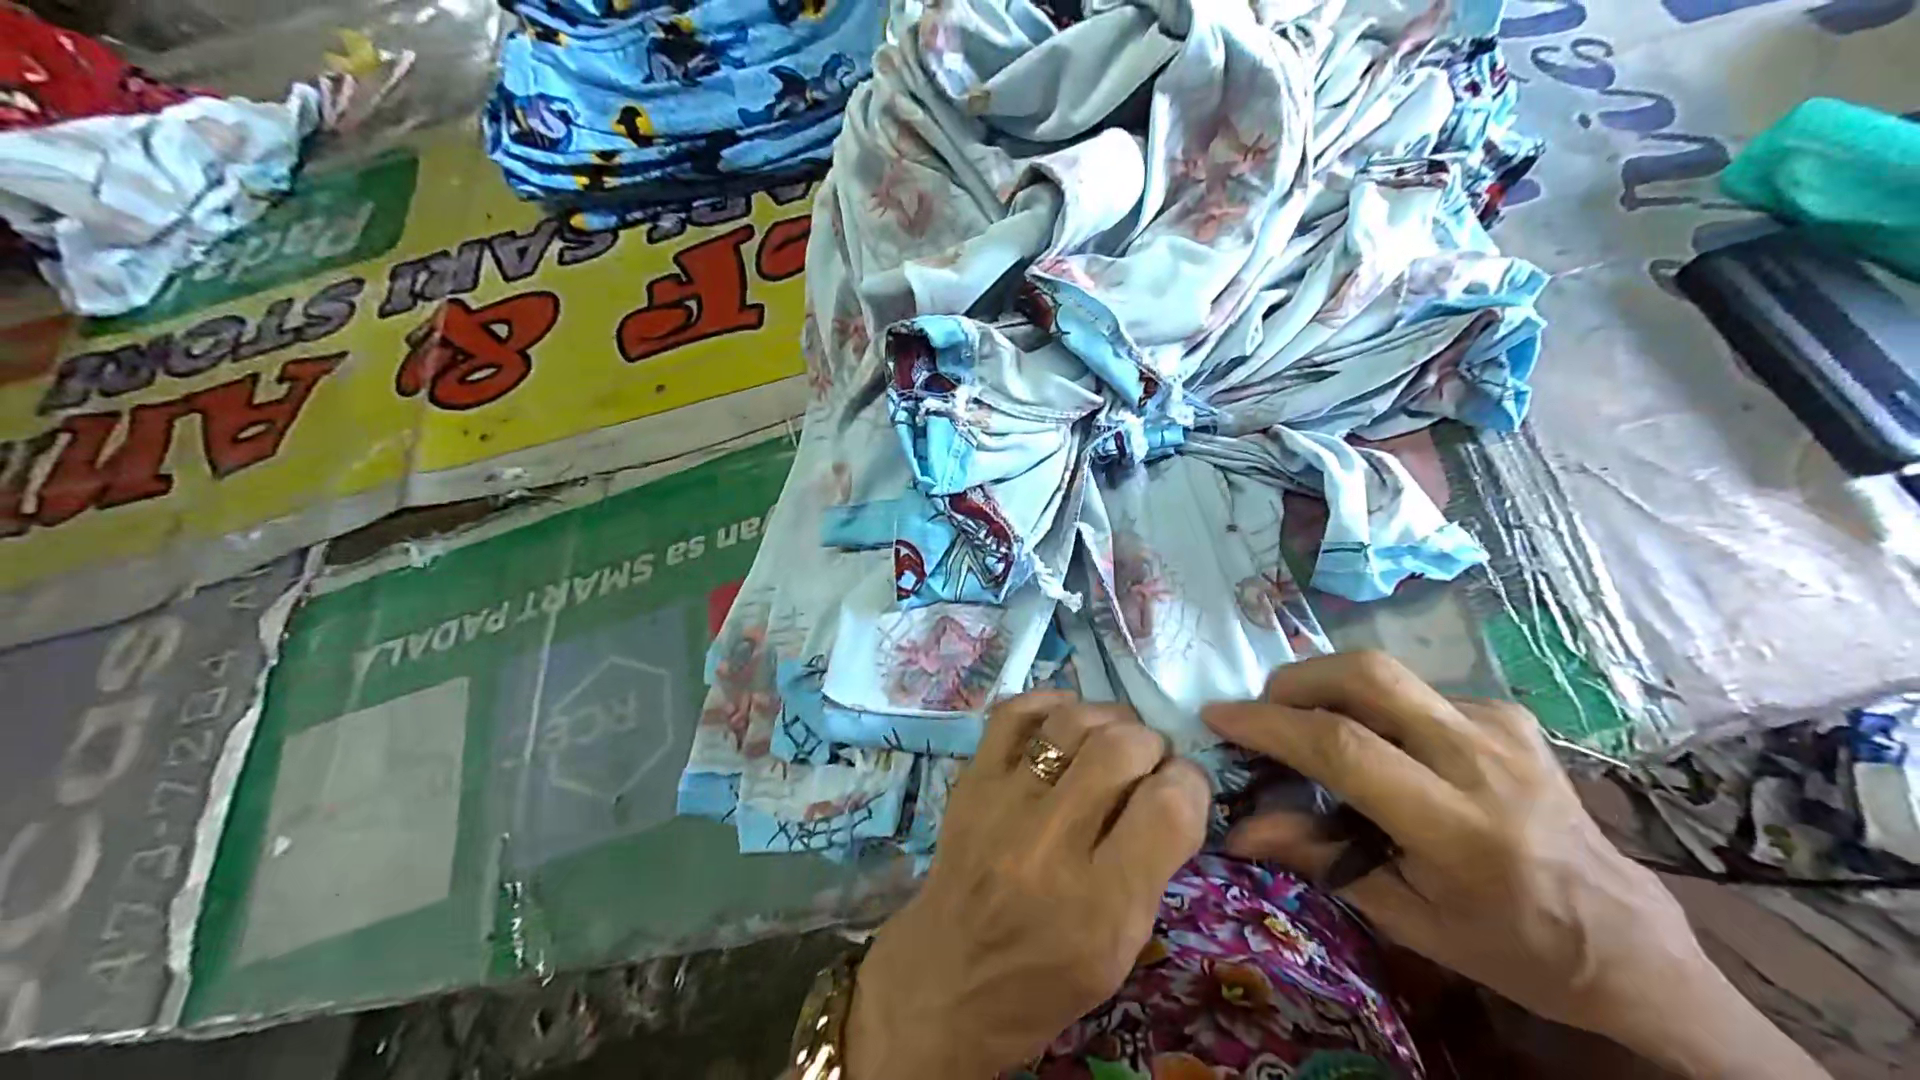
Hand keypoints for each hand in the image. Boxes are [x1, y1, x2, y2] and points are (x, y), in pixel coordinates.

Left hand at [845, 692, 1209, 1079]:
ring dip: (1109, 720)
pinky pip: (1013, 713)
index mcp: (1100, 905)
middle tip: (1149, 764)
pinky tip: (1067, 720)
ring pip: (1072, 722)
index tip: (1184, 788)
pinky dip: (1050, 704)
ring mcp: (1001, 804)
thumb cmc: (1043, 980)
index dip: (1191, 784)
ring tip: (1112, 740)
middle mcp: (1049, 845)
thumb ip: (1152, 865)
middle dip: (1152, 745)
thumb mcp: (1120, 947)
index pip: (1168, 807)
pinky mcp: (970, 782)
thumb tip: (1174, 787)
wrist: (945, 981)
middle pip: (1122, 748)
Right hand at [1202, 651, 1827, 1079]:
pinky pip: (1415, 688)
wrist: (1629, 940)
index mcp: (1459, 827)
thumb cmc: (1509, 942)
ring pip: (1387, 670)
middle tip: (1262, 709)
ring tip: (1304, 719)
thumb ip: (1317, 858)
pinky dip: (1371, 702)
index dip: (1270, 724)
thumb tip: (1237, 827)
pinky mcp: (1508, 714)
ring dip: (1326, 683)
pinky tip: (1376, 739)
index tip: (1217, 716)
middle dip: (1295, 679)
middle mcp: (1483, 760)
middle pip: (1368, 676)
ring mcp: (1502, 727)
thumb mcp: (1406, 916)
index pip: (1345, 749)